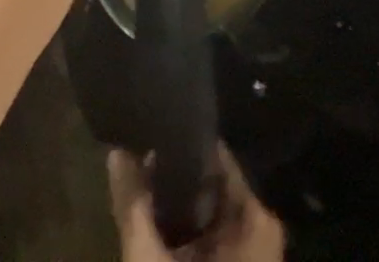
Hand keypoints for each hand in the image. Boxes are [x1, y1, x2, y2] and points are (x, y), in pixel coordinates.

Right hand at [108, 147, 284, 260]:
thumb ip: (134, 206)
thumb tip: (118, 151)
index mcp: (256, 225)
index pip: (221, 162)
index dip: (184, 144)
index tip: (151, 128)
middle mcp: (260, 237)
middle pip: (214, 188)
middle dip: (175, 174)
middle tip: (136, 154)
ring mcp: (248, 258)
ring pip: (208, 217)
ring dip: (175, 204)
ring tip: (137, 180)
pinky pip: (208, 243)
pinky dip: (182, 232)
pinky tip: (152, 223)